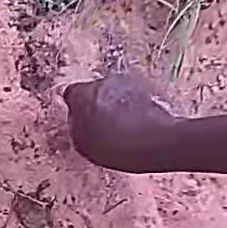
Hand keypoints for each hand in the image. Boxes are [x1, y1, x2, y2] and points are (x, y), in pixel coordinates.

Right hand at [63, 70, 183, 172]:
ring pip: (114, 94)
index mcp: (81, 94)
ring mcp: (128, 83)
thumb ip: (75, 127)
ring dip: (115, 107)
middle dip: (96, 105)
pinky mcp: (148, 89)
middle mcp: (103, 82)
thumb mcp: (83, 144)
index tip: (77, 120)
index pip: (70, 94)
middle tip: (98, 128)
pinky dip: (132, 110)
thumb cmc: (117, 144)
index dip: (74, 107)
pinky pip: (133, 99)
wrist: (156, 142)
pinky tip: (135, 129)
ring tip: (118, 132)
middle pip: (94, 91)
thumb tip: (75, 119)